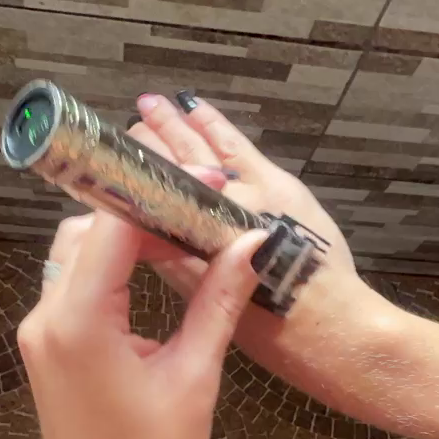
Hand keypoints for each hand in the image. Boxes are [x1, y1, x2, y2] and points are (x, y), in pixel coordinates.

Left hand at [19, 211, 267, 438]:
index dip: (161, 195)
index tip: (209, 187)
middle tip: (201, 217)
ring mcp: (39, 329)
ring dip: (125, 238)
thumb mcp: (194, 379)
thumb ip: (218, 302)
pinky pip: (73, 282)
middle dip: (144, 213)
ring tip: (183, 241)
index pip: (113, 226)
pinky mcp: (45, 342)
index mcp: (80, 323)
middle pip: (89, 230)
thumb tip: (252, 244)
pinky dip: (110, 266)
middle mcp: (46, 315)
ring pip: (76, 251)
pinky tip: (150, 273)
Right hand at [126, 95, 409, 413]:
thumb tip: (160, 247)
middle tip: (129, 129)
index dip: (129, 187)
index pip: (145, 211)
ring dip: (168, 127)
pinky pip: (230, 143)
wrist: (323, 328)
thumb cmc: (273, 333)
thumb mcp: (211, 317)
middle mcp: (201, 222)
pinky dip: (210, 122)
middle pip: (162, 174)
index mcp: (182, 259)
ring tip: (148, 106)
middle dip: (143, 149)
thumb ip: (183, 277)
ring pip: (191, 152)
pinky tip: (192, 104)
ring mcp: (235, 197)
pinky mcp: (269, 183)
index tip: (116, 170)